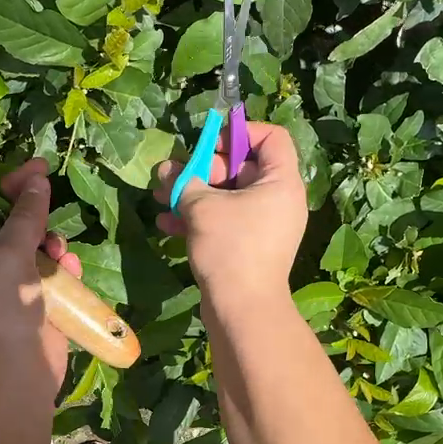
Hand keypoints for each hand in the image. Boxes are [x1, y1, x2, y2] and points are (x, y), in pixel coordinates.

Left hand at [0, 158, 78, 395]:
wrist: (14, 375)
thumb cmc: (1, 311)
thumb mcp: (7, 256)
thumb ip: (24, 218)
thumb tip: (38, 180)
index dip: (12, 189)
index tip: (38, 169)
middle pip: (20, 231)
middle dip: (38, 223)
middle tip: (48, 228)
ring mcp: (21, 294)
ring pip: (43, 256)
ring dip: (54, 249)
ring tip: (60, 255)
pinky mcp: (46, 311)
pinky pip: (59, 282)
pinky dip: (66, 273)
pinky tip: (71, 271)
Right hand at [153, 122, 306, 308]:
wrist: (243, 311)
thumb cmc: (231, 249)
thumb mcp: (202, 208)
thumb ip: (184, 183)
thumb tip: (167, 170)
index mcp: (281, 182)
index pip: (272, 138)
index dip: (240, 132)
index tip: (210, 141)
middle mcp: (279, 201)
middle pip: (243, 168)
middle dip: (204, 169)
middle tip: (176, 175)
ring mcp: (265, 227)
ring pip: (228, 198)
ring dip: (194, 195)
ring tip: (161, 197)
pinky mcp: (250, 249)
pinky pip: (226, 223)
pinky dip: (200, 220)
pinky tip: (167, 224)